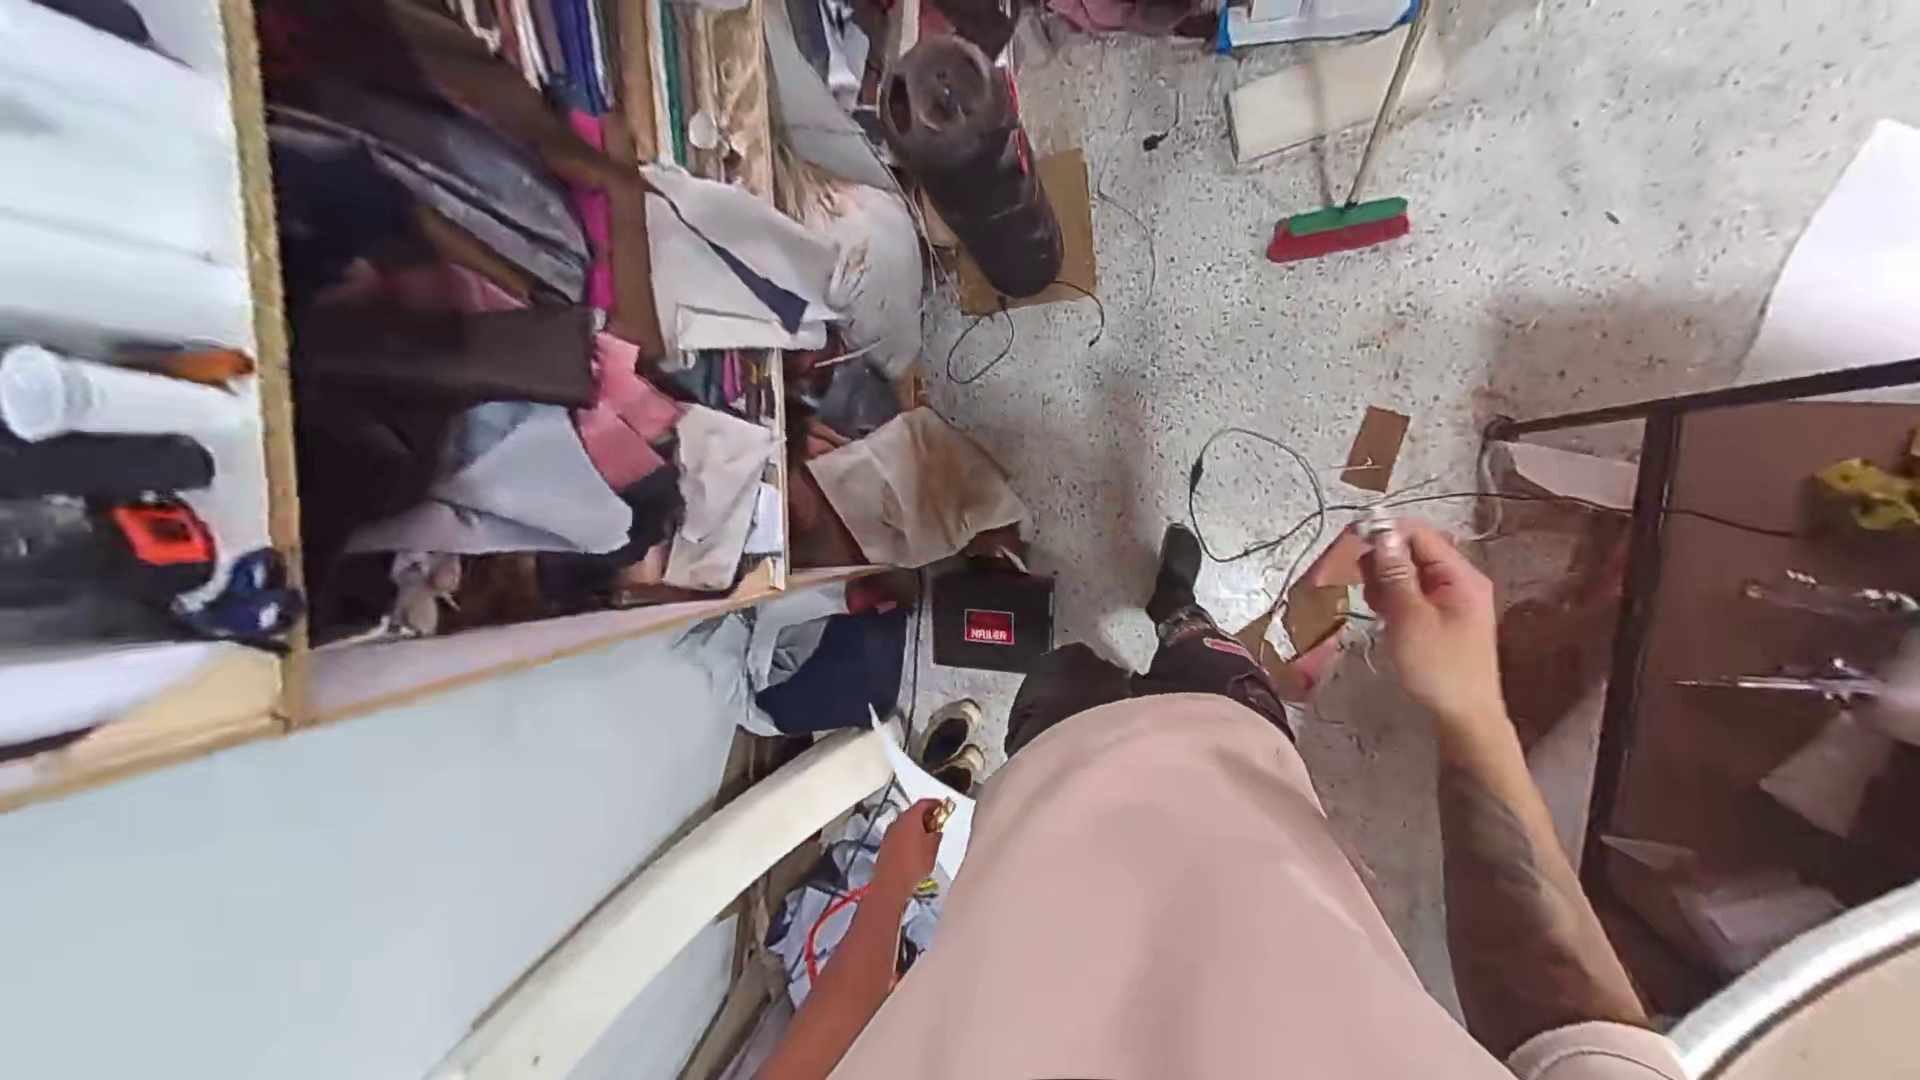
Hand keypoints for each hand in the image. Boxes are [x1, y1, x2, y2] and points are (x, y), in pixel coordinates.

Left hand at [871, 798, 944, 895]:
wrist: (890, 882)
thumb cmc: (915, 862)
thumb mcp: (932, 848)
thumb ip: (937, 835)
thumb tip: (937, 830)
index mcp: (910, 817)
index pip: (923, 803)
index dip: (934, 803)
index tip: (943, 806)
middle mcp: (898, 820)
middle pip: (913, 812)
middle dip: (926, 815)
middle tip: (936, 823)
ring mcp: (890, 832)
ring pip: (906, 823)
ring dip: (917, 826)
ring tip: (927, 837)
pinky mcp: (885, 843)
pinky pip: (900, 833)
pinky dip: (909, 835)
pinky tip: (915, 847)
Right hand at [1359, 519, 1506, 732]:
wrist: (1461, 714)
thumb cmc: (1437, 666)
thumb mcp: (1410, 617)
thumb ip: (1395, 573)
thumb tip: (1381, 534)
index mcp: (1460, 577)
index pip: (1419, 535)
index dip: (1385, 532)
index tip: (1350, 538)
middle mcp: (1457, 581)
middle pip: (1411, 550)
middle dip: (1382, 561)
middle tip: (1367, 585)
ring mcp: (1447, 598)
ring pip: (1405, 571)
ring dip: (1383, 581)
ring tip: (1377, 606)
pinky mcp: (1436, 614)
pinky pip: (1407, 591)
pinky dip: (1390, 596)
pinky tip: (1383, 614)